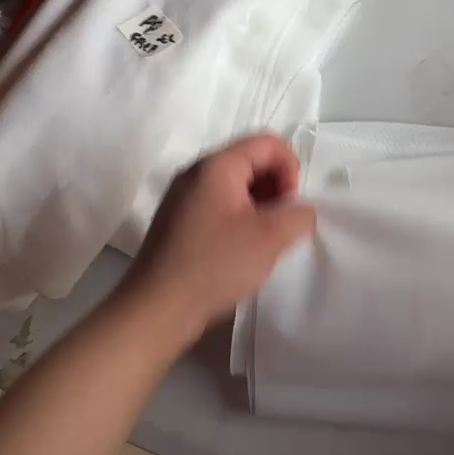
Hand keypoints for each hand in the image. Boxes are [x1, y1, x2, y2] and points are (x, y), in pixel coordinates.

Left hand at [112, 132, 316, 339]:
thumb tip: (300, 211)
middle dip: (275, 185)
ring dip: (258, 202)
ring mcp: (181, 195)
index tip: (290, 206)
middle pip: (251, 158)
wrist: (153, 311)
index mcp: (217, 165)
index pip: (268, 143)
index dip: (290, 169)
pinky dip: (238, 215)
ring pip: (235, 182)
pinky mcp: (176, 220)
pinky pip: (217, 202)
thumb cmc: (214, 265)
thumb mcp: (271, 238)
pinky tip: (239, 248)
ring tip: (262, 238)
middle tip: (280, 223)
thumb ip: (299, 214)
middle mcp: (196, 171)